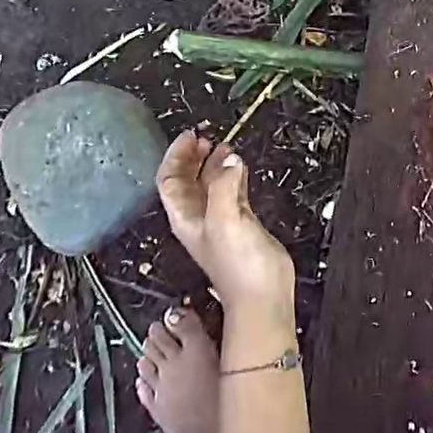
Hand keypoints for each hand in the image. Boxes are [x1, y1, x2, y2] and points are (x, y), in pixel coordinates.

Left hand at [156, 132, 295, 317]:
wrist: (262, 296)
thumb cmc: (238, 265)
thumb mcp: (225, 220)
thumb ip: (224, 186)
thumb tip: (230, 161)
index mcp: (186, 217)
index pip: (170, 180)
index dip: (176, 156)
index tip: (190, 136)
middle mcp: (199, 217)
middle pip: (187, 180)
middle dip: (193, 158)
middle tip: (205, 138)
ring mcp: (220, 220)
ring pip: (210, 184)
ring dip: (213, 164)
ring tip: (224, 146)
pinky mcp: (241, 222)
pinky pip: (231, 191)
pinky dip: (233, 175)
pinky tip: (240, 166)